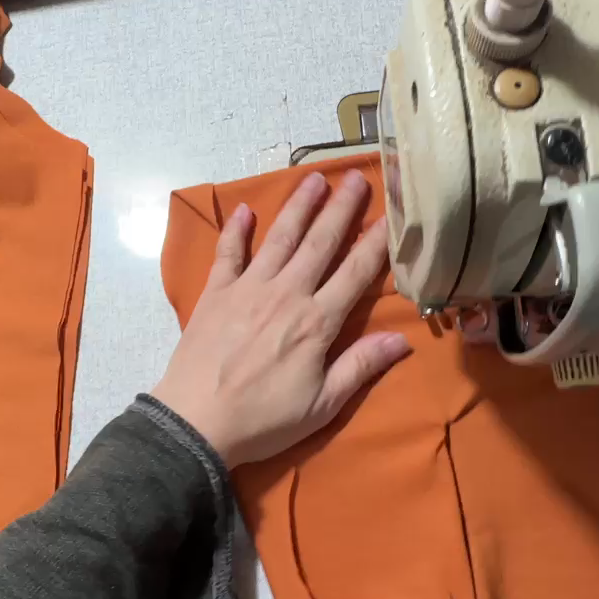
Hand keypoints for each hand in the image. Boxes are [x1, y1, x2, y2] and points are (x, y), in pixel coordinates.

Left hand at [151, 172, 411, 467]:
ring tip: (313, 179)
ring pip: (279, 238)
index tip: (392, 213)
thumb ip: (360, 367)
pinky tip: (244, 210)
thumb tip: (403, 339)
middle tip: (355, 176)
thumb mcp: (322, 405)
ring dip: (298, 207)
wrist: (195, 422)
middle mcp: (286, 294)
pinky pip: (228, 254)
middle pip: (320, 243)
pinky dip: (235, 231)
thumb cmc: (263, 419)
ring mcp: (247, 289)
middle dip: (341, 208)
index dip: (376, 241)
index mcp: (316, 322)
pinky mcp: (215, 293)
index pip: (356, 272)